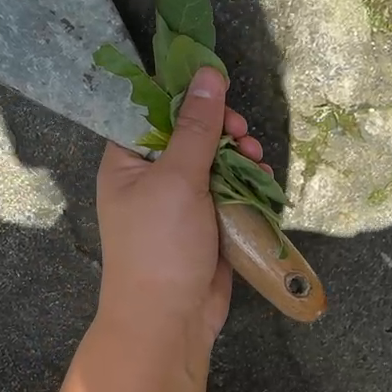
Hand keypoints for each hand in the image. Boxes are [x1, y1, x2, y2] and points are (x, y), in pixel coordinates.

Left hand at [94, 67, 266, 353]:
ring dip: (240, 158)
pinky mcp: (208, 225)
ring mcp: (182, 204)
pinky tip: (264, 183)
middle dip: (222, 130)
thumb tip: (208, 73)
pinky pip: (230, 194)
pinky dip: (248, 186)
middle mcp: (153, 178)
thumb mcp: (177, 179)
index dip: (187, 96)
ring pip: (217, 164)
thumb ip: (196, 127)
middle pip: (192, 135)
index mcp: (128, 160)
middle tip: (243, 134)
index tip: (218, 90)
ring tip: (257, 161)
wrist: (169, 319)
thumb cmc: (160, 245)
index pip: (154, 110)